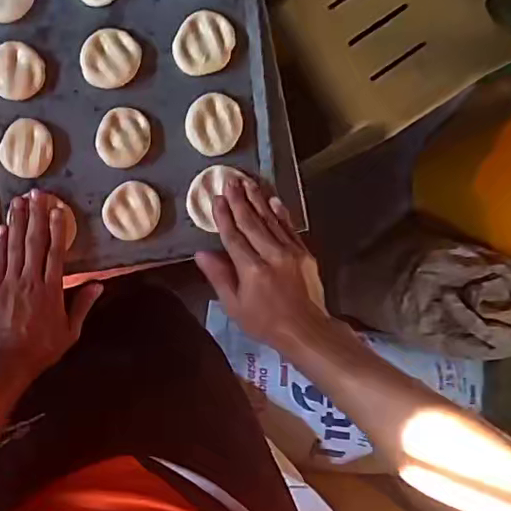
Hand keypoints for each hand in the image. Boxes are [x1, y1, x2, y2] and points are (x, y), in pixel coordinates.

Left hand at [0, 190, 101, 385]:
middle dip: (36, 216)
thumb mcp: (70, 331)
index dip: (57, 228)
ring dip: (17, 222)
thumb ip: (83, 304)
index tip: (58, 209)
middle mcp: (30, 280)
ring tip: (18, 201)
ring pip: (14, 246)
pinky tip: (2, 226)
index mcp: (51, 290)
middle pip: (34, 242)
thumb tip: (99, 284)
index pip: (56, 252)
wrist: (7, 361)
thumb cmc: (41, 348)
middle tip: (37, 194)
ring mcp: (10, 282)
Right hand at [195, 179, 330, 347]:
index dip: (223, 216)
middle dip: (239, 200)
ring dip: (258, 200)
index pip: (233, 236)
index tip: (216, 198)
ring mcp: (291, 252)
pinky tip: (273, 200)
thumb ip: (220, 276)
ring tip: (247, 183)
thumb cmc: (265, 322)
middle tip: (230, 180)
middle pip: (252, 222)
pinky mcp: (304, 253)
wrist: (307, 330)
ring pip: (271, 221)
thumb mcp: (234, 306)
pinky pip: (289, 228)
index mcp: (251, 269)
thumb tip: (202, 253)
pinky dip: (280, 213)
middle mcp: (272, 255)